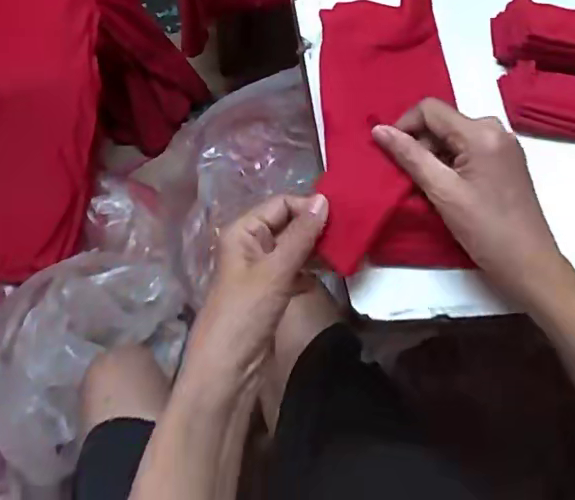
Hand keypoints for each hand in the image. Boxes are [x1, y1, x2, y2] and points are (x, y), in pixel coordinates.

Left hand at [179, 194, 328, 403]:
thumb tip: (323, 199)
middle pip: (288, 223)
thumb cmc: (245, 315)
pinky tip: (329, 274)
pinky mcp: (270, 292)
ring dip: (316, 248)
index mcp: (243, 231)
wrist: (226, 375)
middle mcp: (251, 244)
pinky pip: (295, 269)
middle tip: (348, 232)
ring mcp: (260, 269)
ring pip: (294, 247)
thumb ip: (301, 235)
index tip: (341, 215)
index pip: (281, 204)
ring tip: (343, 251)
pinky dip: (310, 270)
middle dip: (315, 227)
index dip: (308, 206)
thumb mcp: (275, 271)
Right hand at [373, 99, 574, 313]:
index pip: (430, 109)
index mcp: (482, 132)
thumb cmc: (487, 231)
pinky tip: (447, 188)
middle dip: (420, 143)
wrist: (532, 266)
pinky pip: (469, 148)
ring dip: (434, 155)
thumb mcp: (443, 192)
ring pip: (454, 135)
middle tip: (409, 177)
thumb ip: (410, 156)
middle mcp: (496, 129)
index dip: (404, 125)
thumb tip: (380, 130)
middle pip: (443, 121)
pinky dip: (451, 162)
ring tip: (427, 187)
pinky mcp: (507, 161)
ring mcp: (504, 145)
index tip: (390, 153)